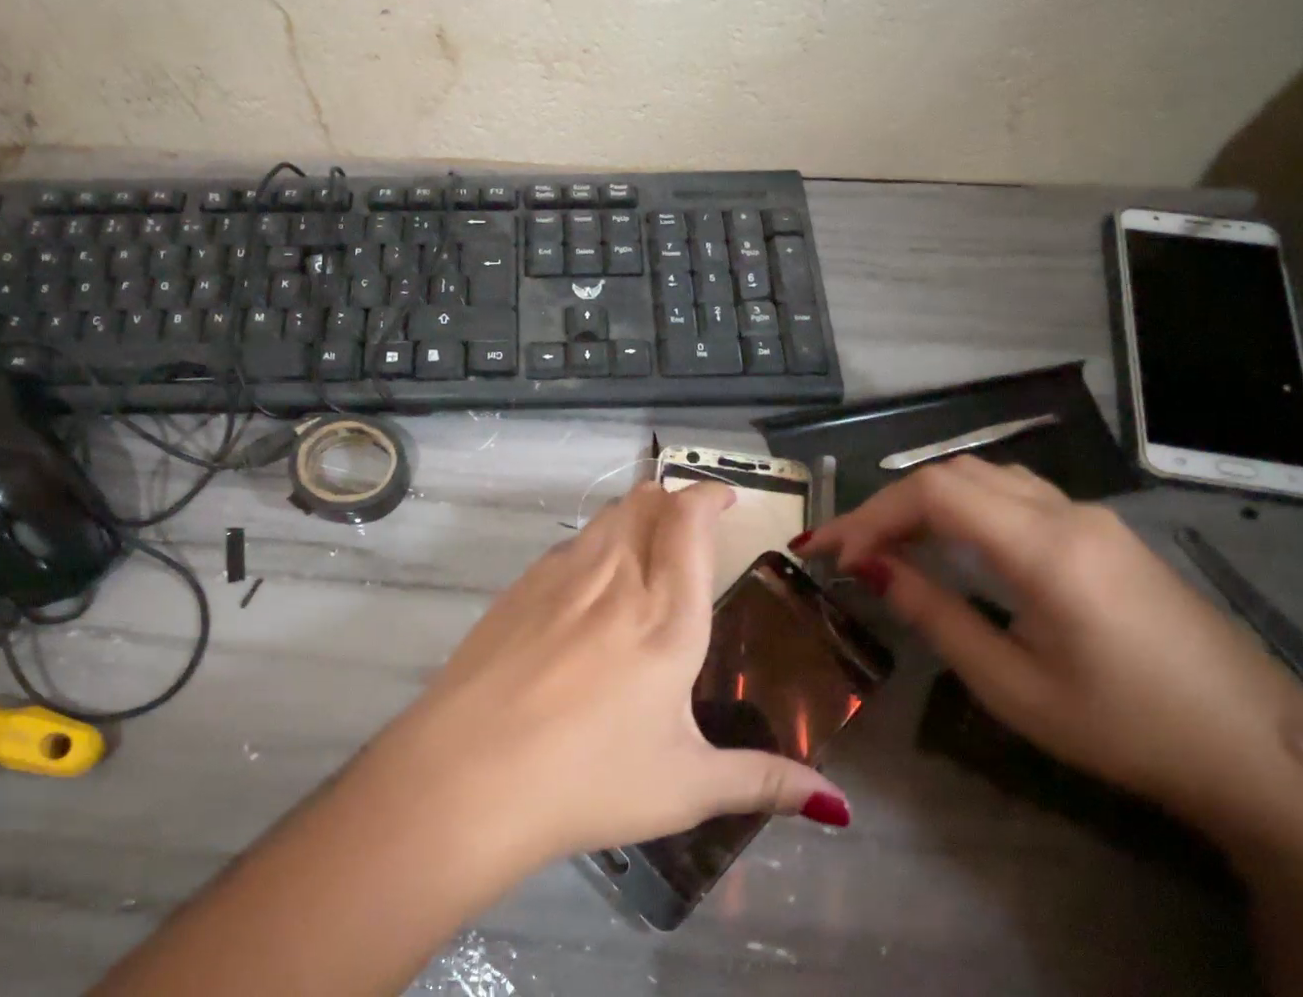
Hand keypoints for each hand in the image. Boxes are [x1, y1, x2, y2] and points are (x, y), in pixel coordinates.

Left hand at [375, 481, 847, 868]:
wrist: (468, 776)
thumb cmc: (588, 782)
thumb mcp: (684, 787)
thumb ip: (762, 781)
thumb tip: (834, 803)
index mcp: (667, 620)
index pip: (690, 525)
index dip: (708, 498)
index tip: (723, 499)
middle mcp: (614, 581)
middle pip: (644, 504)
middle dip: (672, 500)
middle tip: (688, 521)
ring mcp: (557, 579)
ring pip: (603, 518)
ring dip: (632, 514)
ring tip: (644, 540)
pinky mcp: (515, 592)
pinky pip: (565, 546)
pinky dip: (590, 544)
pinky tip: (586, 583)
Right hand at [794, 456, 1302, 822]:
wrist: (1258, 754)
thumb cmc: (1125, 730)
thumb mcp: (1012, 685)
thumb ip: (935, 615)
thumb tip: (871, 568)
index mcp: (1046, 548)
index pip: (933, 493)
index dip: (869, 514)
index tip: (828, 555)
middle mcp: (1070, 514)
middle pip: (956, 474)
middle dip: (888, 505)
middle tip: (844, 552)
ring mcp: (1095, 521)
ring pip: (988, 478)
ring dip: (926, 502)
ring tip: (885, 548)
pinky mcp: (1107, 538)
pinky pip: (1018, 497)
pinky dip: (965, 509)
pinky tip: (949, 547)